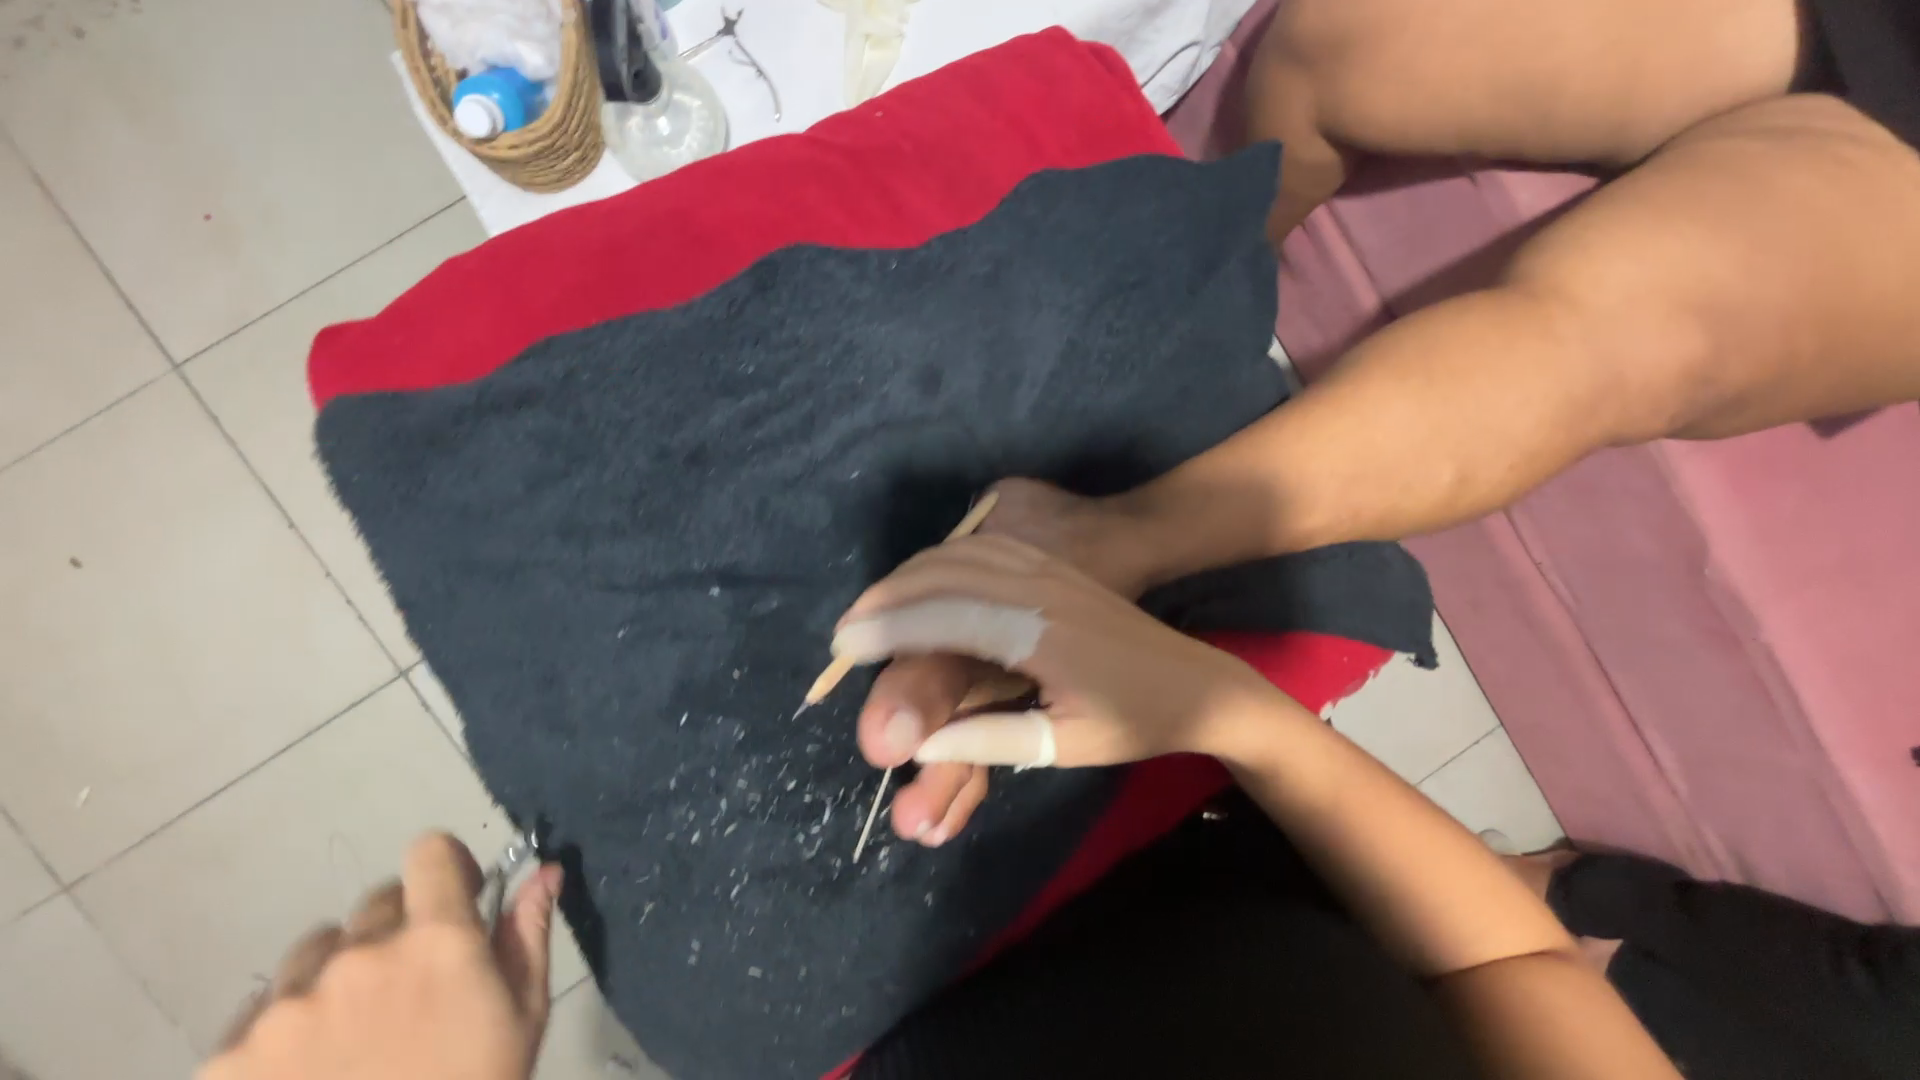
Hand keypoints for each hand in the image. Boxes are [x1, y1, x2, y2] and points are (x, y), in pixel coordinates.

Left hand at [200, 833, 563, 1079]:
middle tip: (410, 989)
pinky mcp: (226, 1058)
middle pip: (375, 904)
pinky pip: (258, 1012)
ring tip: (350, 1035)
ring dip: (336, 973)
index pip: (429, 854)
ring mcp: (285, 1008)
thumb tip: (545, 871)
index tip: (457, 900)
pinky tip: (306, 1073)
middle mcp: (359, 956)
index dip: (446, 868)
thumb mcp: (521, 1017)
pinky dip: (284, 1029)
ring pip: (313, 953)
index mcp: (437, 942)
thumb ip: (526, 934)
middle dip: (399, 930)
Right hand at [853, 479, 1156, 843]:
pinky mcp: (1056, 568)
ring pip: (962, 554)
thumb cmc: (1135, 722)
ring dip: (911, 575)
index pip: (945, 617)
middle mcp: (1039, 589)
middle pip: (944, 574)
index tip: (847, 645)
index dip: (890, 628)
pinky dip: (943, 561)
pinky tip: (926, 581)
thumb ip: (989, 740)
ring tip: (875, 607)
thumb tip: (918, 747)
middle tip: (848, 629)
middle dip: (888, 597)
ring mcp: (1049, 571)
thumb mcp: (1064, 744)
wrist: (1200, 683)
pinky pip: (987, 549)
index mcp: (1040, 635)